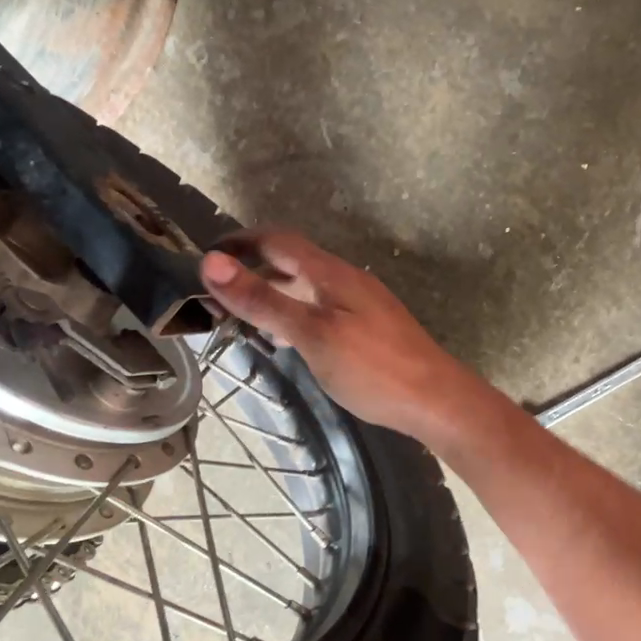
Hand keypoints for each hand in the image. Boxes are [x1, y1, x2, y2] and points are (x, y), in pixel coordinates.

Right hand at [199, 232, 483, 441]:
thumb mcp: (312, 333)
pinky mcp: (370, 330)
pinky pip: (322, 311)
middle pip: (293, 264)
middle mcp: (347, 281)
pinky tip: (286, 340)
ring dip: (273, 296)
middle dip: (253, 272)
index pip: (279, 240)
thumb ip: (264, 300)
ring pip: (307, 289)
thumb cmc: (373, 367)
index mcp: (332, 273)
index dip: (241, 242)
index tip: (205, 257)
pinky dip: (295, 317)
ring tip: (241, 318)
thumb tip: (211, 262)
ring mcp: (362, 306)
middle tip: (215, 295)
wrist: (436, 400)